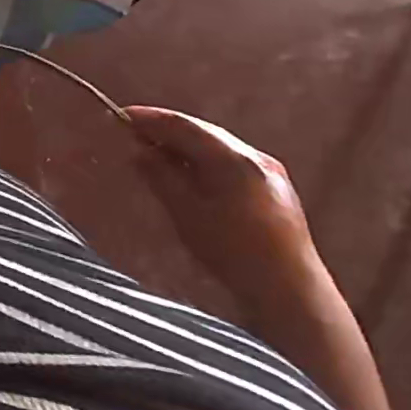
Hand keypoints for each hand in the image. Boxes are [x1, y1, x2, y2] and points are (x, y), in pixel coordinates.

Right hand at [124, 106, 322, 306]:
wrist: (289, 292)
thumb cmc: (232, 253)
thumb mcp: (186, 214)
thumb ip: (162, 177)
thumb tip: (141, 153)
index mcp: (234, 160)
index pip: (184, 126)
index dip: (150, 118)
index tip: (121, 116)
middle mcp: (255, 157)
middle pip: (202, 132)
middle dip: (166, 130)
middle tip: (133, 133)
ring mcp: (269, 172)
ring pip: (217, 146)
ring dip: (184, 145)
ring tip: (154, 152)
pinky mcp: (273, 188)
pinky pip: (229, 161)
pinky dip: (202, 160)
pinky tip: (186, 172)